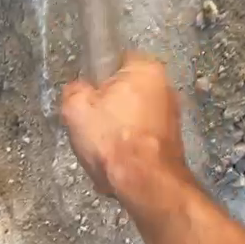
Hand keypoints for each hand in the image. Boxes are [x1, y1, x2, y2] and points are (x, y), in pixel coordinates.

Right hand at [60, 55, 190, 206]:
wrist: (145, 182)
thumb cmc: (114, 141)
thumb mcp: (75, 108)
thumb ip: (73, 90)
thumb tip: (77, 92)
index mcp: (145, 68)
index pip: (114, 61)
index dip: (95, 81)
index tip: (86, 100)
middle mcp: (165, 88)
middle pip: (123, 94)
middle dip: (106, 112)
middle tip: (92, 128)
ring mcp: (171, 118)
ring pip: (129, 122)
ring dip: (115, 136)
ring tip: (103, 152)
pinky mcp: (171, 145)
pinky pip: (139, 143)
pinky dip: (127, 153)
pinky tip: (116, 165)